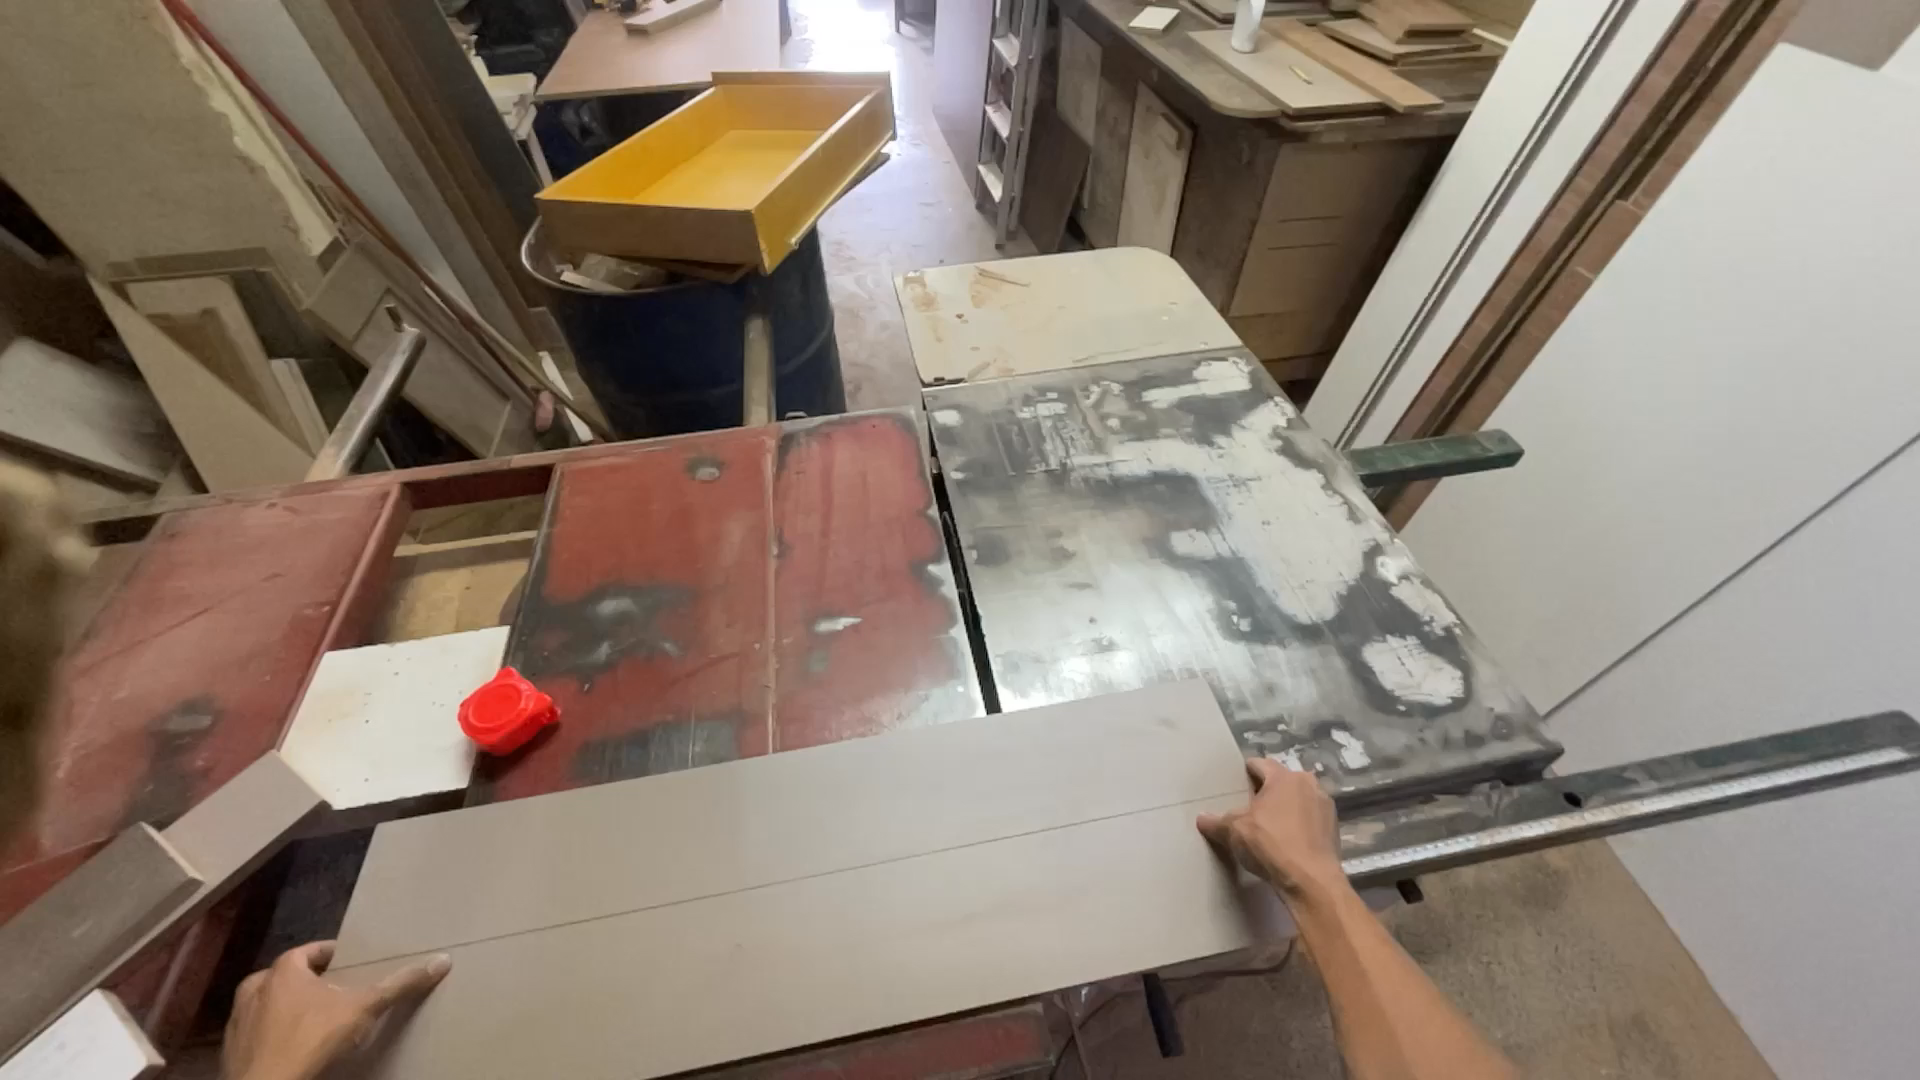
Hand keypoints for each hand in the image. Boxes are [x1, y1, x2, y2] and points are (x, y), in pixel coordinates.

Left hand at [222, 941, 449, 1079]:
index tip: (347, 960)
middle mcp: (253, 992)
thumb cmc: (312, 1037)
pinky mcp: (229, 1055)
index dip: (328, 953)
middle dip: (303, 980)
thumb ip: (400, 983)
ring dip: (283, 1007)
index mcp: (282, 973)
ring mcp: (236, 1025)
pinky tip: (292, 1044)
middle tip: (329, 987)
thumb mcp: (365, 1007)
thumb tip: (443, 960)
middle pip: (280, 977)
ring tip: (312, 1016)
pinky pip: (254, 1034)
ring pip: (263, 1005)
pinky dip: (271, 1034)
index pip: (306, 951)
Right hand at [1197, 758, 1345, 901]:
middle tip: (1250, 806)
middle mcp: (1308, 784)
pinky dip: (1300, 824)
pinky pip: (1311, 818)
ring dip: (1286, 806)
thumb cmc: (1270, 844)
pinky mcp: (1335, 829)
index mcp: (1283, 777)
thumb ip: (1216, 822)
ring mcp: (1326, 806)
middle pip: (1282, 780)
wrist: (1311, 881)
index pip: (1259, 764)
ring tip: (1270, 824)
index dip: (1245, 773)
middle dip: (1267, 790)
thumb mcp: (1234, 831)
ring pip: (1299, 798)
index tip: (1235, 785)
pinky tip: (1288, 840)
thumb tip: (1201, 818)